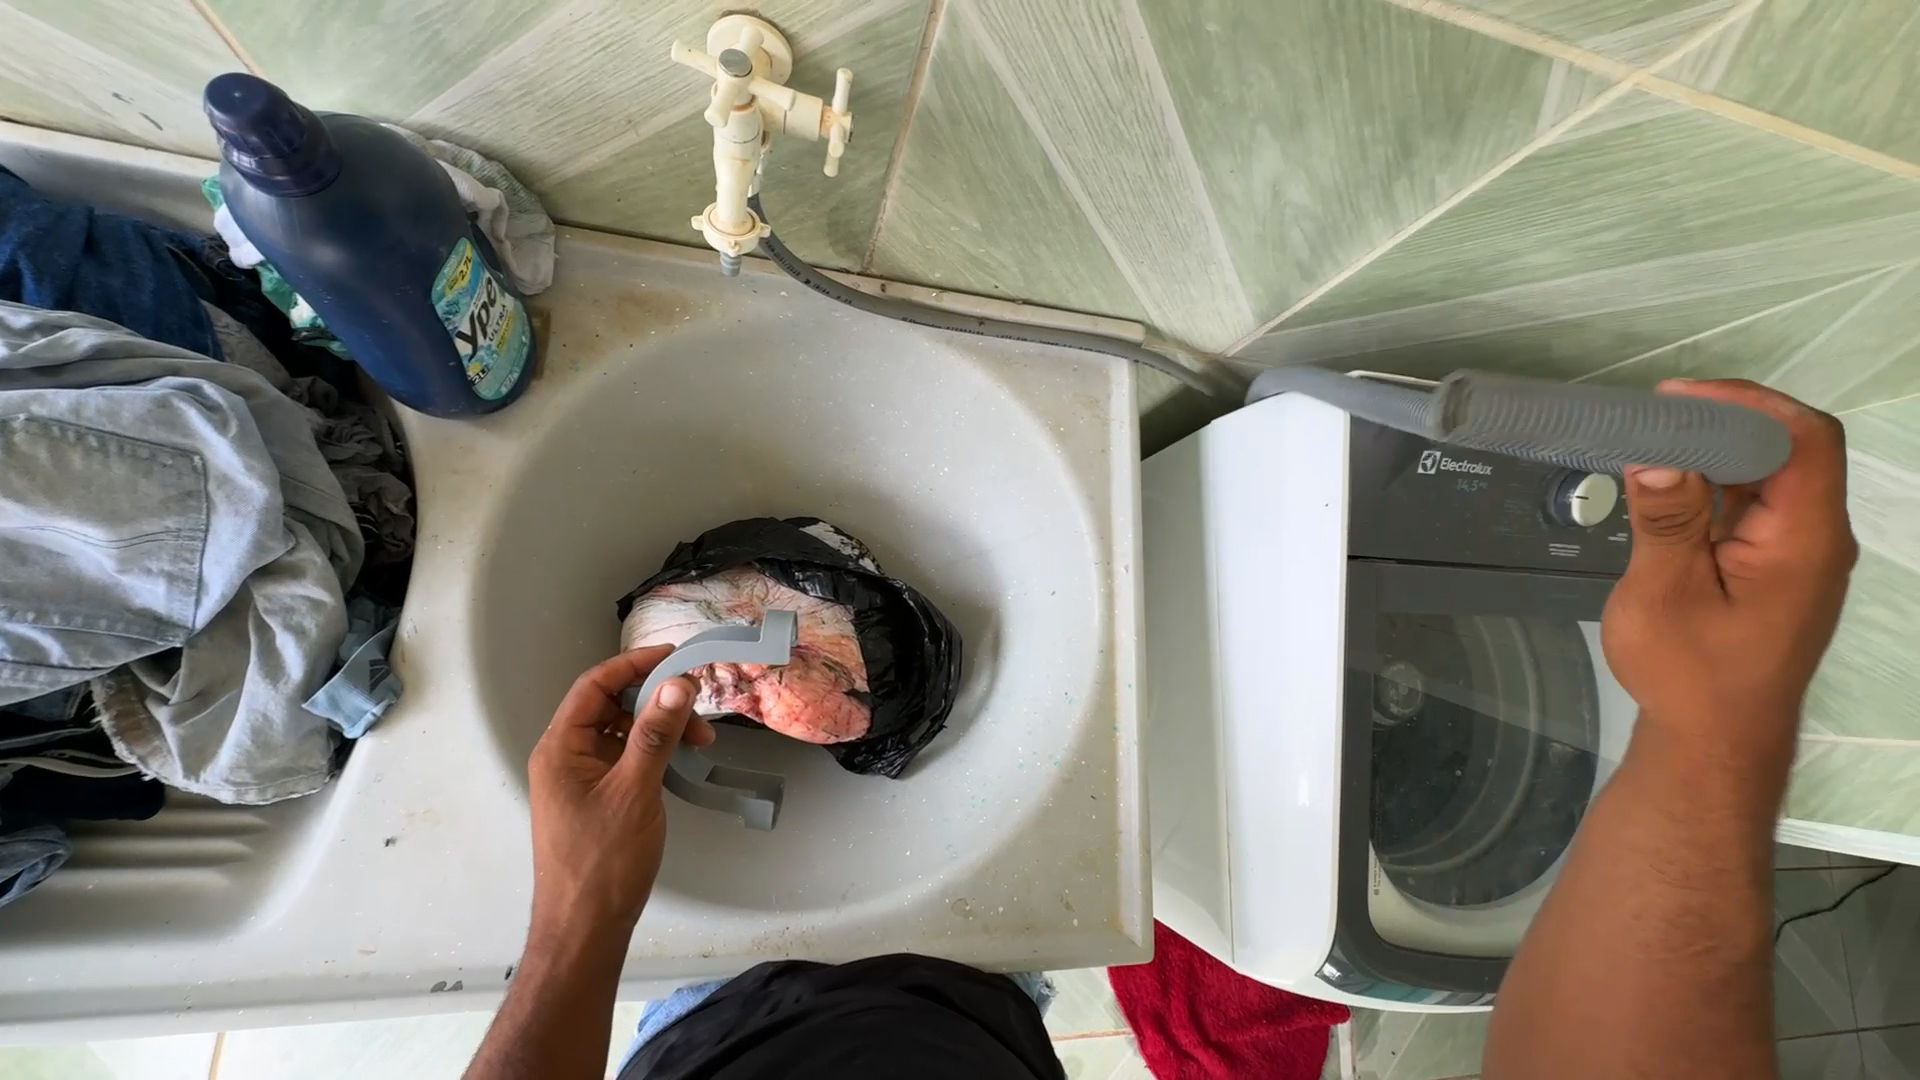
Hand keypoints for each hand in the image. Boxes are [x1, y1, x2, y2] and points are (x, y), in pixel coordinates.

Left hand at [525, 647, 715, 942]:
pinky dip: (659, 748)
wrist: (586, 931)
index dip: (633, 664)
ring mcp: (585, 776)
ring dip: (662, 724)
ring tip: (701, 738)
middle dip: (656, 697)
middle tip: (698, 701)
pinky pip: (631, 754)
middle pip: (611, 704)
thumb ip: (655, 734)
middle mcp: (568, 755)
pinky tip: (685, 755)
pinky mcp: (603, 795)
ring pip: (625, 729)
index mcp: (561, 748)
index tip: (676, 656)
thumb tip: (678, 682)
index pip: (594, 686)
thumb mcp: (634, 790)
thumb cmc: (603, 860)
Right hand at [1601, 379, 1857, 747]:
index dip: (1746, 404)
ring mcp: (1795, 555)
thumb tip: (1658, 457)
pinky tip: (1671, 484)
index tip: (1674, 396)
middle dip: (1727, 420)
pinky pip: (1754, 507)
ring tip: (1652, 439)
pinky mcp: (1771, 569)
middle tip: (1653, 413)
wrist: (1713, 734)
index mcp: (1801, 540)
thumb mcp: (1664, 592)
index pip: (1802, 442)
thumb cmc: (1688, 667)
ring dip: (1718, 450)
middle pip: (1794, 452)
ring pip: (1773, 479)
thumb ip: (1667, 522)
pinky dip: (1715, 482)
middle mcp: (1813, 538)